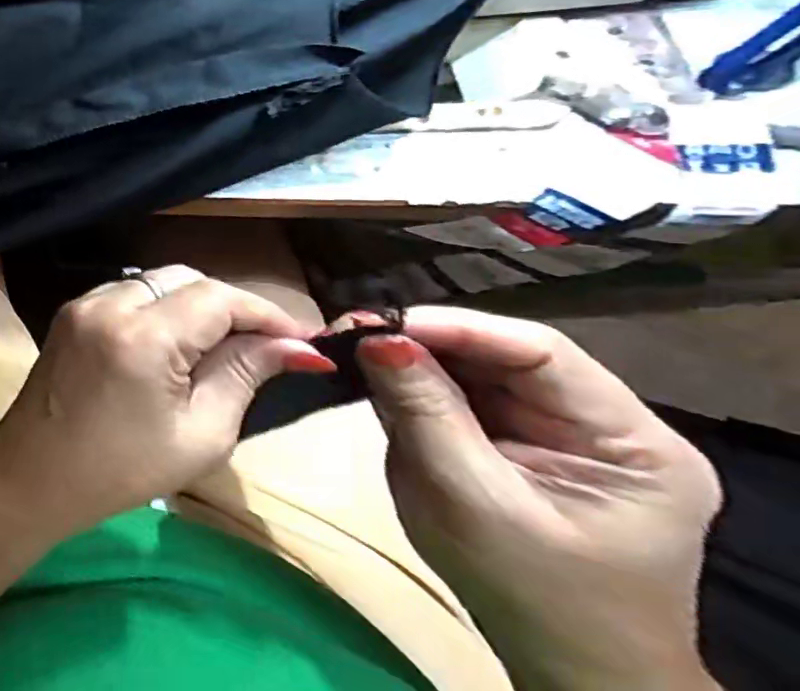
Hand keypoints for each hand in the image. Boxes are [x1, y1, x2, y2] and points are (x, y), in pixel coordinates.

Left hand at [0, 266, 333, 542]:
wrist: (34, 473)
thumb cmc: (122, 469)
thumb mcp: (201, 433)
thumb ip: (244, 374)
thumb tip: (298, 348)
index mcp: (141, 334)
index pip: (217, 297)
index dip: (267, 314)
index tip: (304, 342)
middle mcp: (107, 304)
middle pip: (185, 279)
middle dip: (231, 306)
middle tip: (265, 346)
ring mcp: (82, 304)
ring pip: (154, 282)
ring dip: (193, 304)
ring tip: (223, 346)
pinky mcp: (69, 312)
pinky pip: (126, 293)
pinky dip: (158, 307)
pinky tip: (174, 343)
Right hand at [352, 308, 722, 690]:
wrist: (560, 663)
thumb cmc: (528, 590)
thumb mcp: (468, 498)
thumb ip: (424, 411)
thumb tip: (376, 337)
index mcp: (631, 442)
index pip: (540, 352)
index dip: (456, 327)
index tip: (377, 322)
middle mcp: (602, 422)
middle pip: (504, 355)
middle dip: (423, 340)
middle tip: (347, 331)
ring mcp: (559, 430)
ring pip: (477, 369)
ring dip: (412, 358)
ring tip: (350, 346)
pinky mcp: (518, 438)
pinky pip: (462, 393)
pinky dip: (413, 382)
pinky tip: (374, 375)